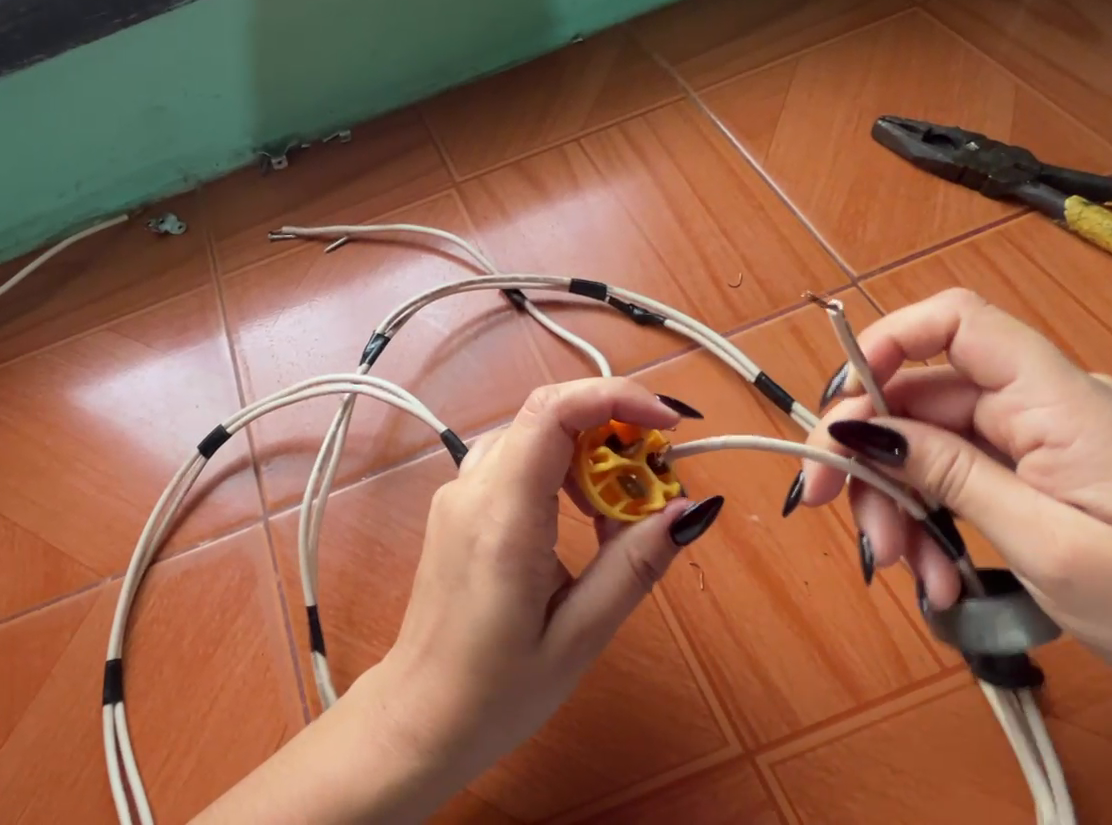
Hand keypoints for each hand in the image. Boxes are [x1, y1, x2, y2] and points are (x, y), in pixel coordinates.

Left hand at [357, 378, 723, 785]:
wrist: (420, 714)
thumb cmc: (498, 691)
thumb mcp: (580, 636)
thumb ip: (633, 565)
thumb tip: (690, 508)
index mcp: (501, 516)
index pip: (552, 412)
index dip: (614, 397)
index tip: (669, 423)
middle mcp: (472, 489)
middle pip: (544, 416)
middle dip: (611, 427)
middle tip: (658, 476)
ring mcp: (458, 494)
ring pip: (530, 435)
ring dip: (585, 451)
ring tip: (624, 507)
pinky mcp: (457, 507)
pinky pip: (513, 461)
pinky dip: (557, 469)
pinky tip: (581, 517)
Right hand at [801, 289, 1111, 752]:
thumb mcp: (1050, 546)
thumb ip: (952, 477)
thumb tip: (860, 430)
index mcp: (1062, 403)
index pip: (959, 322)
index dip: (886, 341)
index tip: (838, 405)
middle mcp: (1043, 405)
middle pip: (922, 397)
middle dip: (868, 452)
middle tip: (825, 504)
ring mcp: (1037, 439)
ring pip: (927, 444)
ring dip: (896, 501)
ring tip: (900, 567)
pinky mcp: (1034, 471)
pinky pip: (955, 477)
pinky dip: (930, 520)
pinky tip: (936, 574)